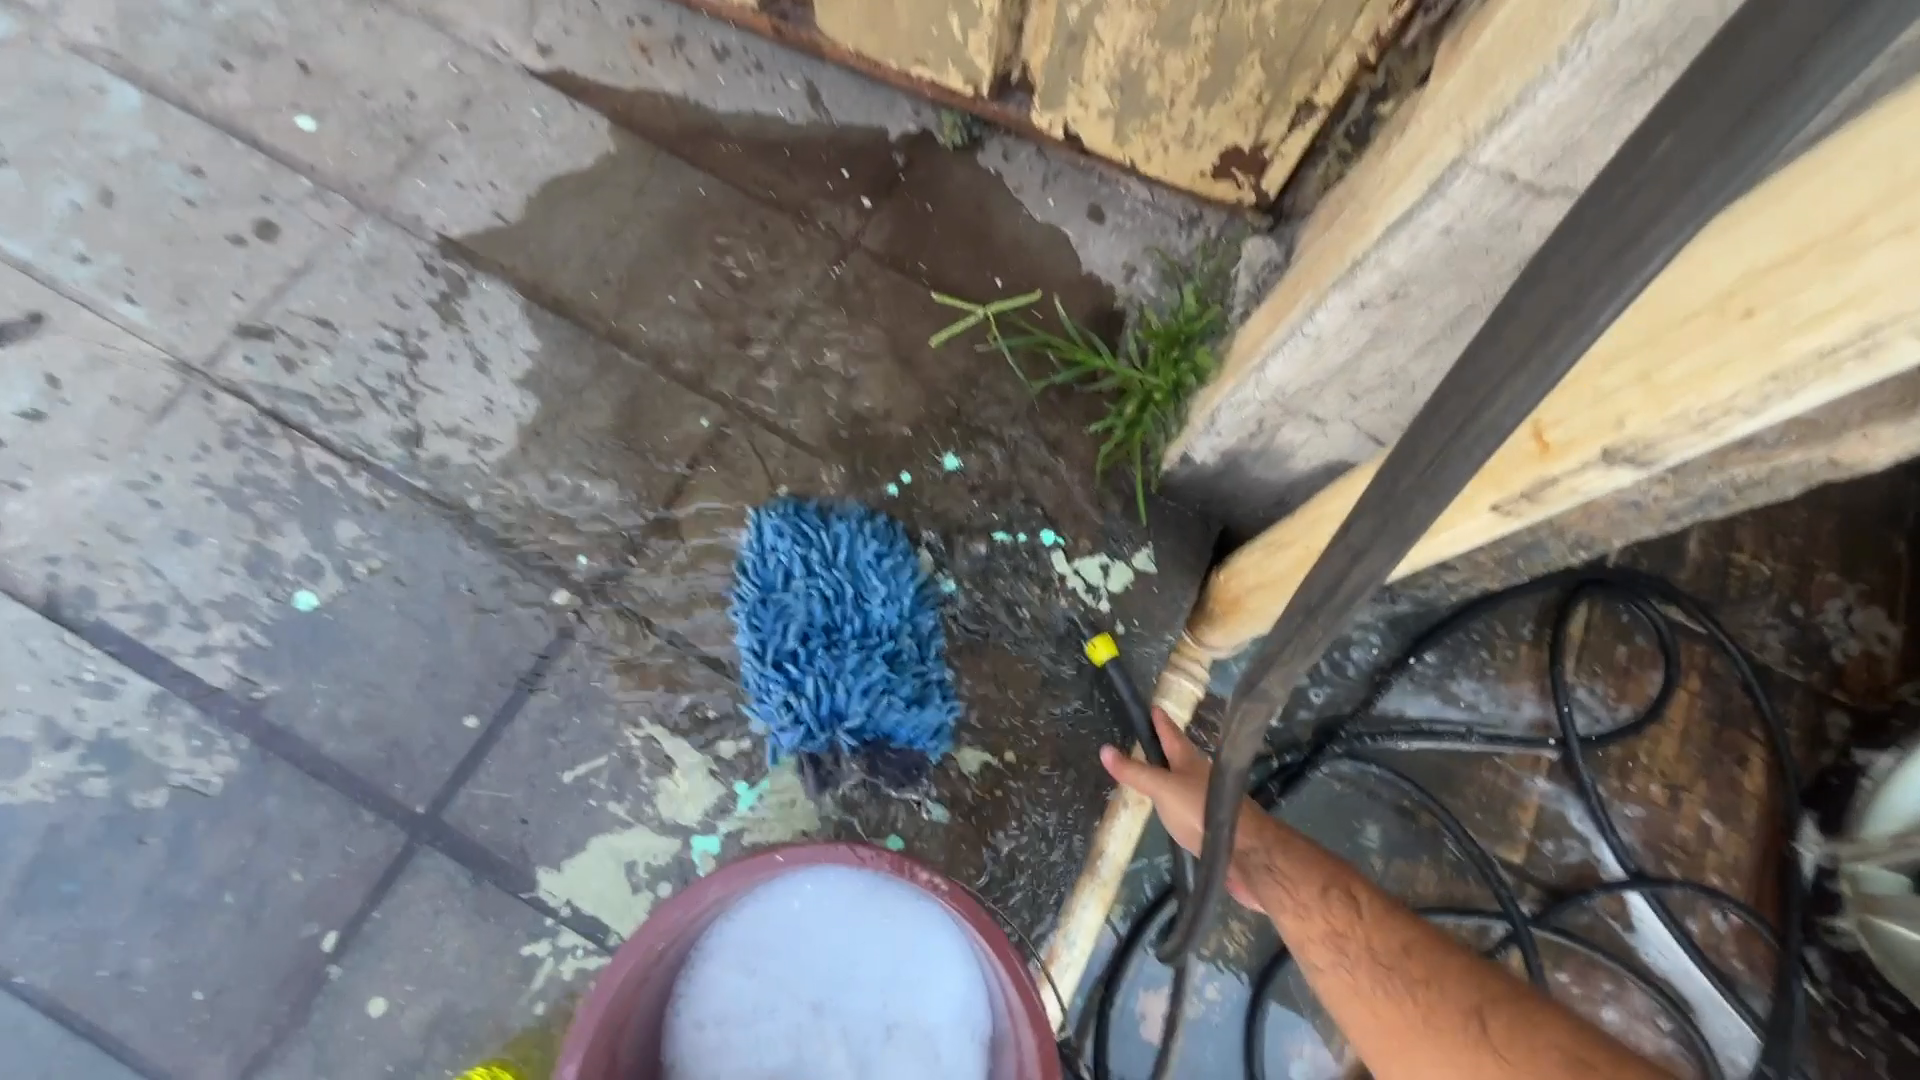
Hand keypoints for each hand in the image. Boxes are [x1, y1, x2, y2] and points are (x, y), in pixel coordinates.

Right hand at [1099, 709, 1265, 911]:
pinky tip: (1171, 810)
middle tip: (1152, 738)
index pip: (1172, 735)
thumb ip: (1135, 772)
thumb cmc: (1202, 811)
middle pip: (1182, 756)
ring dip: (1172, 775)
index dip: (1161, 722)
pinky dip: (1177, 802)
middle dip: (1168, 747)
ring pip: (1187, 781)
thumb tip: (1104, 748)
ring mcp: (1209, 801)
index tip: (1154, 707)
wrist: (1246, 852)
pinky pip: (1189, 806)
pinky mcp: (1212, 824)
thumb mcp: (1162, 789)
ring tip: (1157, 772)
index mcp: (1190, 761)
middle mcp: (1201, 777)